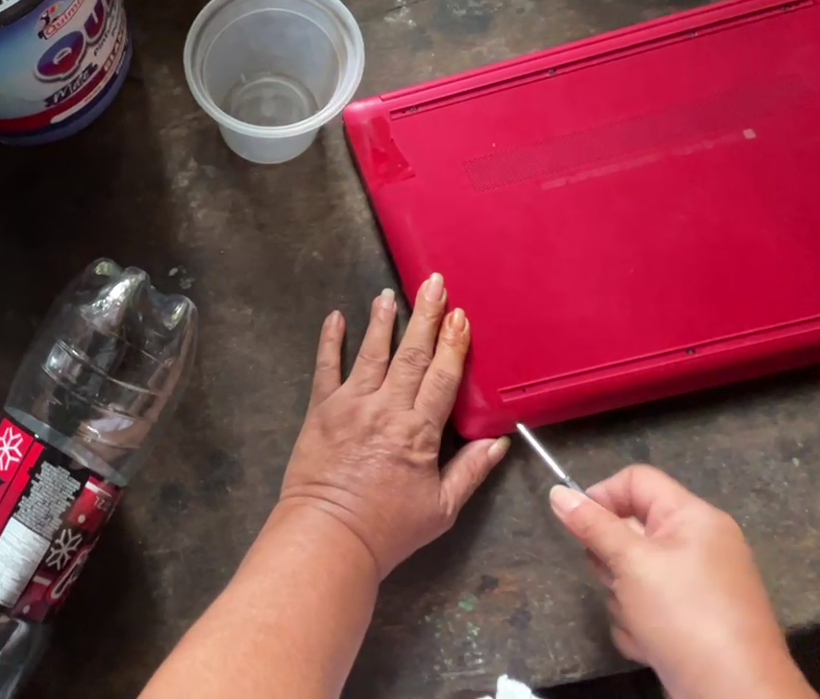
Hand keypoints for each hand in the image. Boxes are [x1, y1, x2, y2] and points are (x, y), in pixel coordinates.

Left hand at [275, 275, 508, 579]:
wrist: (329, 534)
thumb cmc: (389, 527)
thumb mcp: (442, 508)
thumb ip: (471, 471)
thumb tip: (499, 442)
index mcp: (418, 431)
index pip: (442, 377)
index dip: (452, 344)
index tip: (460, 315)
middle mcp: (385, 407)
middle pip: (410, 354)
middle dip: (425, 316)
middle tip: (433, 283)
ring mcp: (349, 403)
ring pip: (370, 352)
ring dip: (381, 320)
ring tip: (389, 293)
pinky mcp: (320, 407)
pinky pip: (325, 367)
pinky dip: (330, 340)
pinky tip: (335, 317)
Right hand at [550, 466, 816, 698]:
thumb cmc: (686, 616)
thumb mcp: (631, 563)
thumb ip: (592, 525)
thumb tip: (557, 493)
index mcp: (694, 519)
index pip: (636, 480)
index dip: (603, 494)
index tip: (580, 524)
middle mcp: (698, 546)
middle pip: (629, 527)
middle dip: (611, 557)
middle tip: (615, 577)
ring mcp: (695, 586)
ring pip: (632, 570)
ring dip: (623, 596)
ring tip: (639, 618)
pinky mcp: (690, 620)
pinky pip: (646, 603)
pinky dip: (639, 621)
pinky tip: (650, 642)